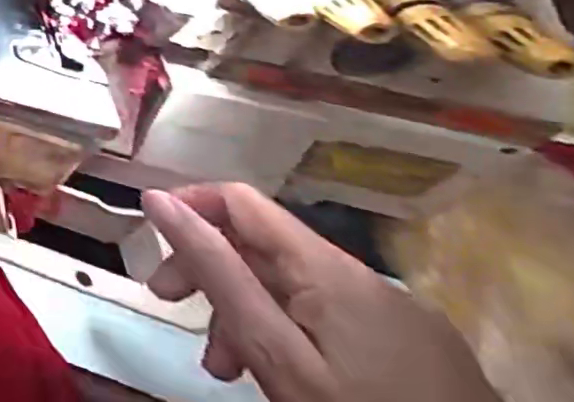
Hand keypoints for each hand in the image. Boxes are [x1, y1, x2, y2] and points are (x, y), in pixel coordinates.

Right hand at [142, 184, 499, 401]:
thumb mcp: (274, 352)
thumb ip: (216, 270)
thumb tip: (156, 197)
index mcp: (330, 268)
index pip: (240, 199)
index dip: (188, 205)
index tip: (151, 240)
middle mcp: (365, 277)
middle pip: (263, 246)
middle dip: (208, 268)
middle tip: (168, 304)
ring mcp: (400, 317)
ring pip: (296, 289)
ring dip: (245, 310)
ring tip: (220, 366)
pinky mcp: (422, 354)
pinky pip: (335, 321)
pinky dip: (291, 334)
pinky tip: (282, 375)